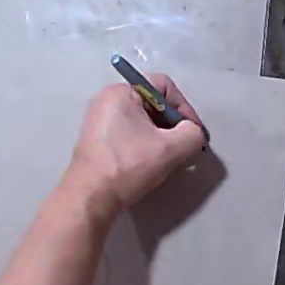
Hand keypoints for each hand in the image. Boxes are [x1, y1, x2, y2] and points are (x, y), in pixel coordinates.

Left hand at [62, 74, 207, 217]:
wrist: (91, 198)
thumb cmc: (129, 166)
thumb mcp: (170, 149)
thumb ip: (192, 134)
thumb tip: (193, 133)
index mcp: (121, 92)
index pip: (164, 87)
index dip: (185, 108)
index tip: (193, 133)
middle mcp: (106, 100)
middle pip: (153, 103)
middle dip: (173, 125)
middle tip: (183, 148)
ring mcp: (99, 120)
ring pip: (142, 121)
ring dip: (161, 137)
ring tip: (168, 158)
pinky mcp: (97, 140)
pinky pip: (129, 133)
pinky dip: (145, 144)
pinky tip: (150, 163)